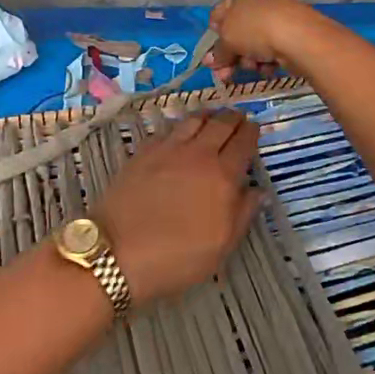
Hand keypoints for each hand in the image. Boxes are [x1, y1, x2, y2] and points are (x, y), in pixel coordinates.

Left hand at [91, 112, 259, 303]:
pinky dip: (180, 126)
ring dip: (207, 116)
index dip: (250, 133)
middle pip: (219, 125)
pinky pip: (167, 130)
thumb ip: (242, 214)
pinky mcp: (143, 152)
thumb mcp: (221, 246)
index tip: (254, 127)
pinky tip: (179, 133)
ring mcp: (167, 150)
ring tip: (212, 116)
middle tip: (238, 117)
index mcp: (222, 176)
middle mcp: (198, 155)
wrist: (117, 252)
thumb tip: (257, 190)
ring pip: (192, 121)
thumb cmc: (177, 257)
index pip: (242, 144)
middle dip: (232, 118)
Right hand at [207, 0, 322, 83]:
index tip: (212, 55)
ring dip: (247, 60)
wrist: (298, 36)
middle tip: (223, 75)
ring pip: (253, 43)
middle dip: (230, 55)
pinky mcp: (291, 33)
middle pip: (236, 32)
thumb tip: (210, 61)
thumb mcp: (227, 39)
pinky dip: (266, 60)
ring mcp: (277, 16)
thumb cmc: (254, 28)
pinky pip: (270, 49)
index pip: (219, 13)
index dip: (214, 35)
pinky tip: (267, 67)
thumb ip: (217, 51)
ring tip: (252, 67)